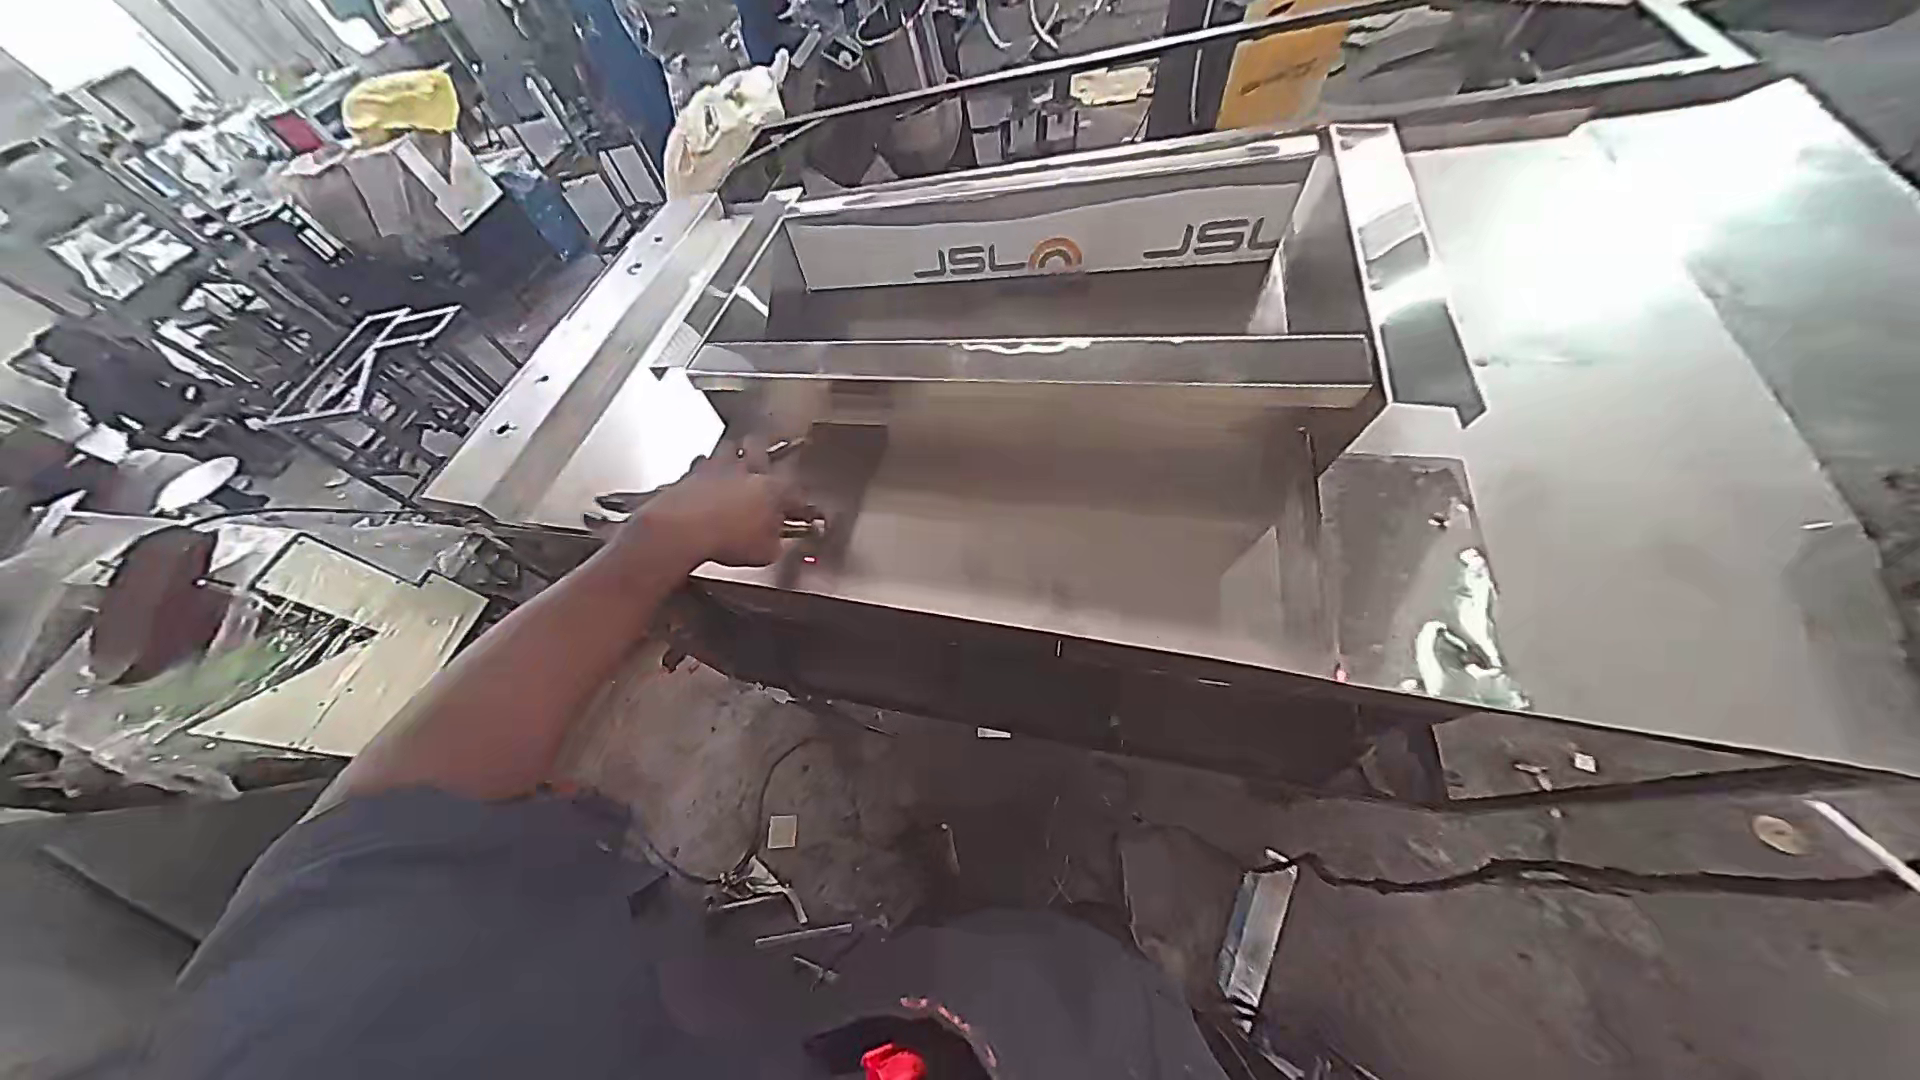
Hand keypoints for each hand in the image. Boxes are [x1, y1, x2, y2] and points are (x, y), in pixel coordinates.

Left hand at [620, 437, 805, 569]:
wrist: (681, 531)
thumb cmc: (726, 538)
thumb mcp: (764, 553)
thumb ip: (775, 543)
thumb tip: (775, 544)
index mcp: (772, 488)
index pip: (793, 489)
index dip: (797, 499)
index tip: (796, 507)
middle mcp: (746, 470)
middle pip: (759, 444)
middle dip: (764, 449)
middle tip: (764, 457)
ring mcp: (716, 468)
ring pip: (728, 446)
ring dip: (733, 452)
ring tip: (734, 461)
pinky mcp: (690, 474)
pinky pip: (700, 464)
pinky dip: (704, 469)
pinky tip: (704, 479)